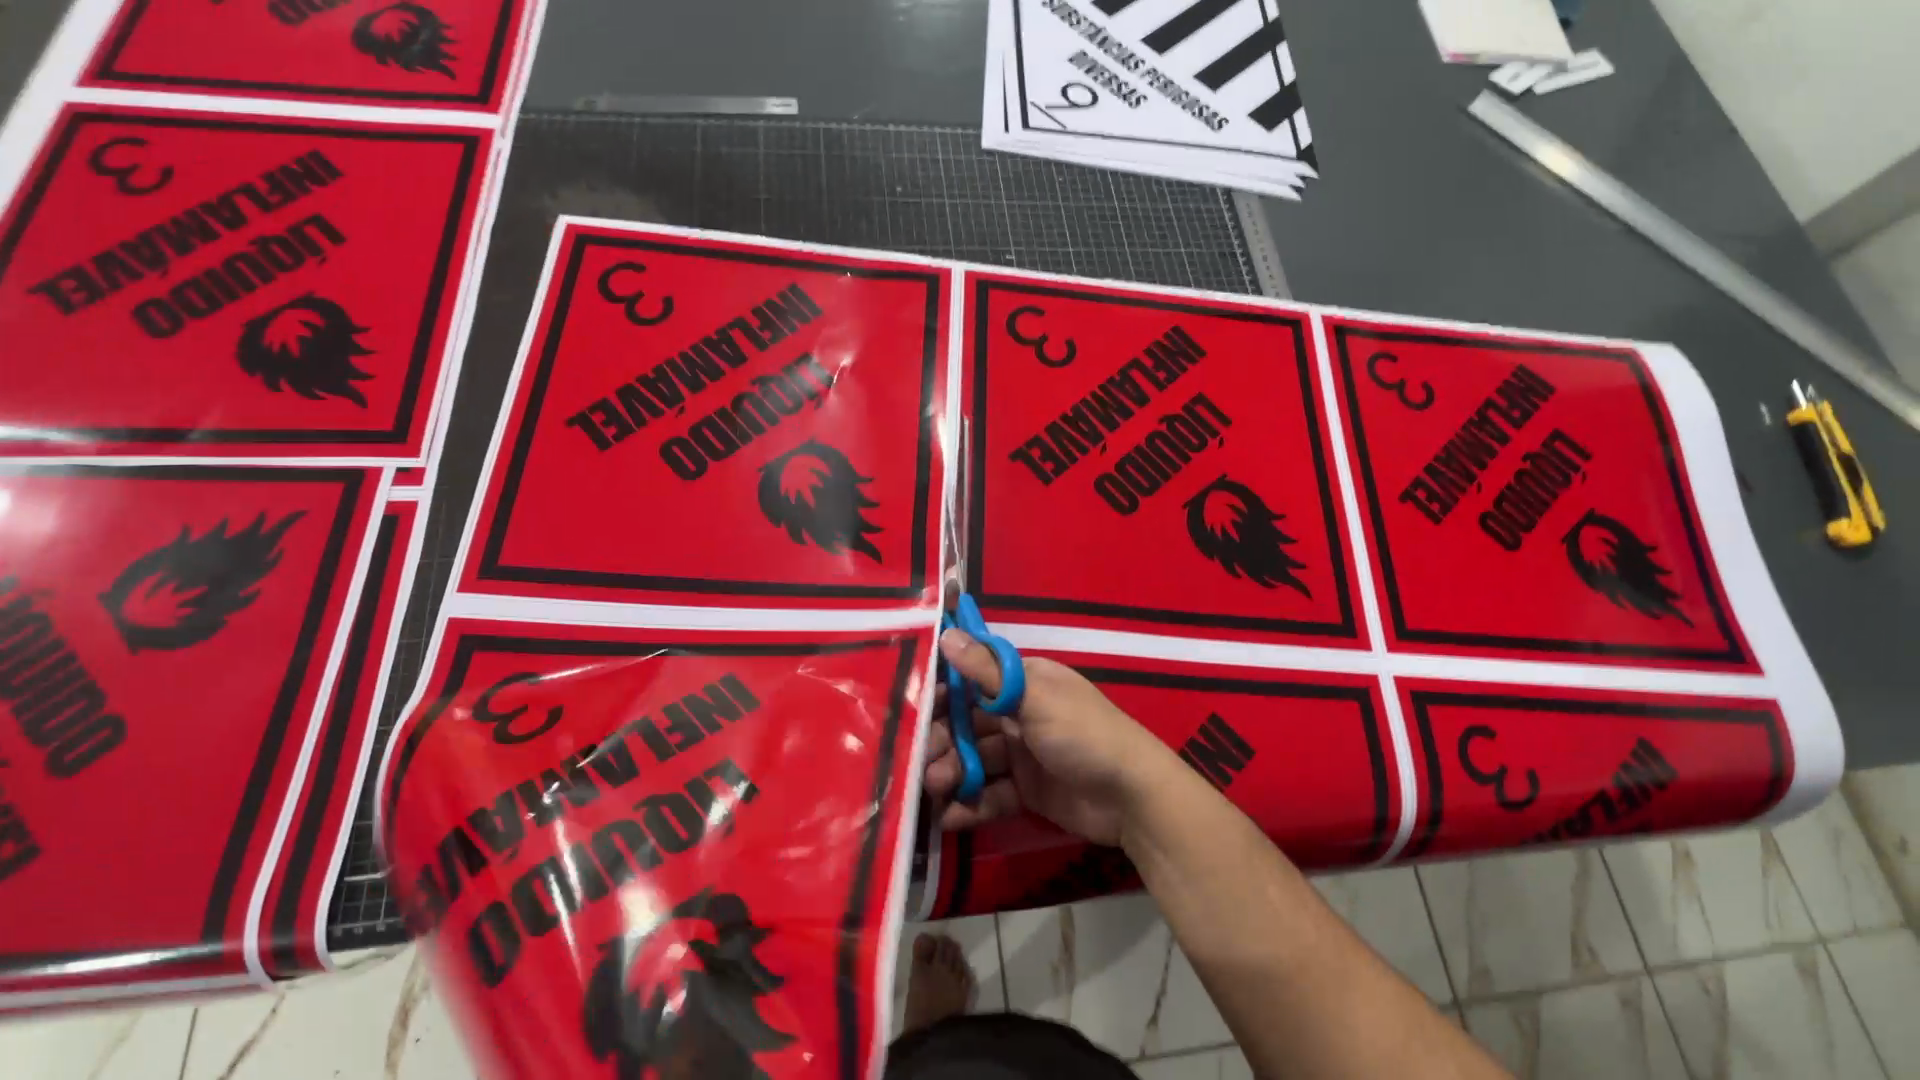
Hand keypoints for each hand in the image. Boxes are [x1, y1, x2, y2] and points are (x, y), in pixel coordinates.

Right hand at [922, 629, 1178, 845]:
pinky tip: (951, 817)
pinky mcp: (1027, 791)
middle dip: (942, 741)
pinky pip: (991, 794)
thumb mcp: (1035, 697)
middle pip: (968, 724)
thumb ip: (987, 671)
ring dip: (953, 774)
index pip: (972, 681)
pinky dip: (971, 805)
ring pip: (975, 760)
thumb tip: (946, 634)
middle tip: (922, 762)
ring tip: (934, 789)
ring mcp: (1023, 754)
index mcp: (1025, 682)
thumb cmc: (1084, 734)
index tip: (913, 710)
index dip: (942, 695)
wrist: (1132, 796)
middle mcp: (1020, 714)